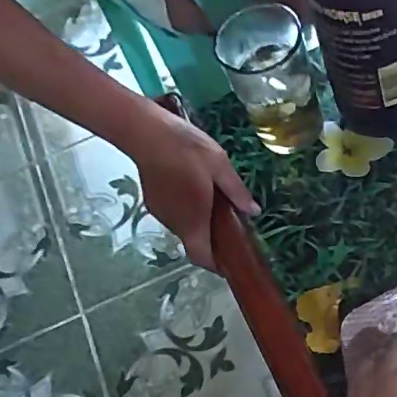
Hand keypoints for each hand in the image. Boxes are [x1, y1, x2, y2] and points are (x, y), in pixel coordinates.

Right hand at [116, 101, 258, 271]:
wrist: (143, 130)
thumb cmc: (185, 149)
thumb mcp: (220, 166)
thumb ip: (236, 191)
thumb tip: (253, 212)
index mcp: (194, 221)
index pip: (201, 258)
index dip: (216, 266)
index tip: (230, 263)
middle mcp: (175, 223)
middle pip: (194, 243)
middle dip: (212, 241)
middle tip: (230, 227)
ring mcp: (160, 213)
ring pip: (184, 229)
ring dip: (198, 224)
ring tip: (213, 206)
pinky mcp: (151, 201)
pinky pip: (173, 215)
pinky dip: (186, 213)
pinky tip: (193, 193)